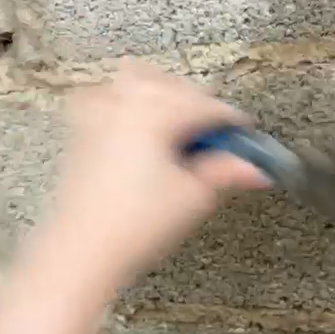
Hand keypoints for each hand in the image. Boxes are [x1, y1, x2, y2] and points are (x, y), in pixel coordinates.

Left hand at [41, 62, 271, 286]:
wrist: (79, 254)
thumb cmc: (132, 226)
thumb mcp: (194, 196)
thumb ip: (227, 171)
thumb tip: (255, 168)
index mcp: (156, 112)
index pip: (207, 106)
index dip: (232, 121)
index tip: (246, 133)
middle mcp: (126, 103)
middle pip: (176, 87)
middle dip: (200, 105)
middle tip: (218, 134)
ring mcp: (99, 114)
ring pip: (139, 79)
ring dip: (164, 92)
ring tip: (181, 118)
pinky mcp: (82, 130)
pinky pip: (108, 96)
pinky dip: (127, 99)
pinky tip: (138, 117)